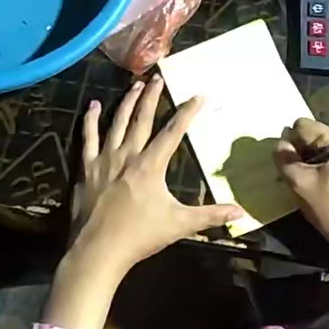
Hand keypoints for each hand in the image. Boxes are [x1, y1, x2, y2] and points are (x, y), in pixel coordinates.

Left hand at [48, 79, 241, 328]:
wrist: (97, 251)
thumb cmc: (139, 236)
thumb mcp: (180, 225)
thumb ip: (210, 215)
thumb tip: (241, 212)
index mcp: (151, 165)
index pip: (173, 132)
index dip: (187, 113)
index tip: (198, 96)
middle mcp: (127, 155)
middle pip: (142, 119)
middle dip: (152, 97)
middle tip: (159, 77)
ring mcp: (104, 159)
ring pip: (117, 123)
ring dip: (127, 102)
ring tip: (135, 84)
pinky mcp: (86, 168)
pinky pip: (88, 138)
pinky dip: (91, 121)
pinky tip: (94, 106)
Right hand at [274, 118, 328, 246]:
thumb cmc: (328, 206)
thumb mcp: (299, 181)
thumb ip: (284, 158)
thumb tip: (281, 143)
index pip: (302, 126)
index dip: (291, 144)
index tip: (296, 166)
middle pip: (310, 132)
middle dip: (301, 151)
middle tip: (302, 175)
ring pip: (316, 143)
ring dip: (307, 158)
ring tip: (310, 180)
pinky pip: (325, 152)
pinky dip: (317, 163)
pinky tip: (318, 181)